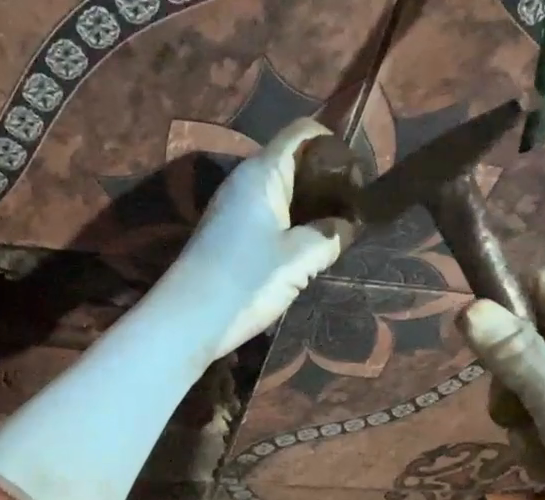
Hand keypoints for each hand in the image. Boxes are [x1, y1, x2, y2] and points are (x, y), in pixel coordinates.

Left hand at [148, 118, 347, 362]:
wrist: (187, 322)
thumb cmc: (246, 282)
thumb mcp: (300, 259)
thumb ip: (330, 235)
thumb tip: (345, 225)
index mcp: (263, 172)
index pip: (303, 132)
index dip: (334, 145)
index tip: (358, 177)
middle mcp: (244, 181)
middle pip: (292, 162)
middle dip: (324, 180)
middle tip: (352, 209)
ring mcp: (231, 210)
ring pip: (279, 193)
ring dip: (307, 207)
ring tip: (334, 231)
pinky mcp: (225, 236)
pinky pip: (265, 217)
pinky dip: (288, 225)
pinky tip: (303, 251)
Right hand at [459, 267, 544, 499]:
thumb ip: (508, 349)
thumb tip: (465, 307)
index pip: (539, 282)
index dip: (508, 311)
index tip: (493, 357)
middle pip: (534, 336)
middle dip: (511, 379)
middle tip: (512, 415)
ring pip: (542, 379)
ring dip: (527, 414)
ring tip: (539, 446)